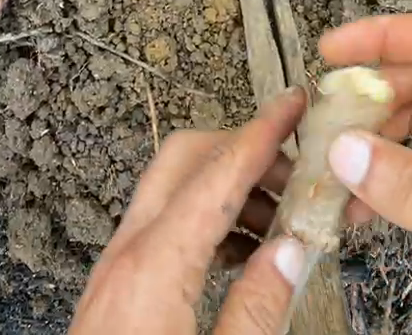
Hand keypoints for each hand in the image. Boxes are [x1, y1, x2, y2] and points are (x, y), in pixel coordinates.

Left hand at [69, 89, 310, 334]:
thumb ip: (258, 309)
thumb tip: (294, 247)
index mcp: (155, 268)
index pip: (219, 172)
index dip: (263, 132)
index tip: (296, 102)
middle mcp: (128, 253)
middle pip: (185, 159)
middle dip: (242, 148)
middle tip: (296, 167)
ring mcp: (115, 270)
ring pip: (173, 189)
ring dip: (226, 185)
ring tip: (281, 217)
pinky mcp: (115, 291)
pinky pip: (164, 225)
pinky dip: (207, 218)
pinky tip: (244, 253)